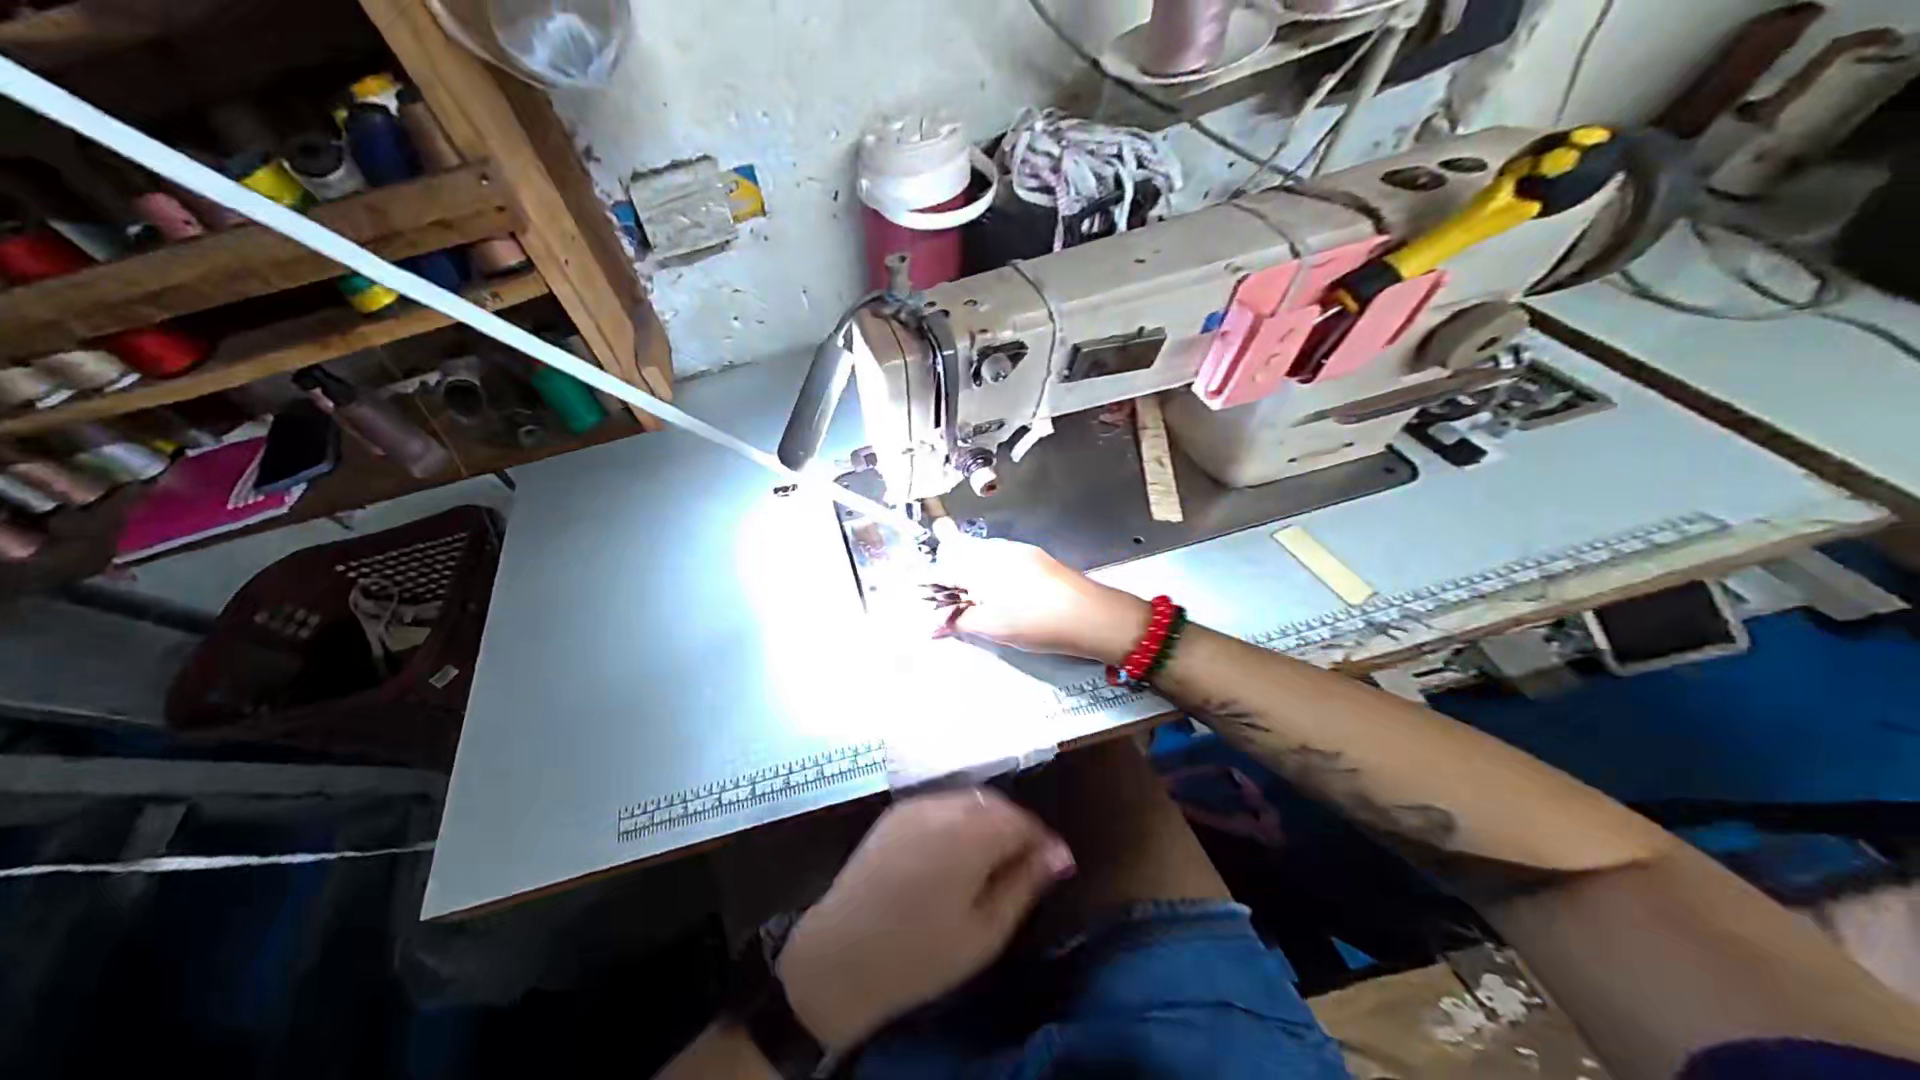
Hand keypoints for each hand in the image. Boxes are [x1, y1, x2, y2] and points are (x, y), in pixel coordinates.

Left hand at [776, 788, 1074, 1052]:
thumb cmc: (920, 954)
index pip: (1022, 821)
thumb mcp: (986, 930)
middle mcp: (943, 807)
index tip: (1053, 868)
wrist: (839, 957)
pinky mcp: (893, 814)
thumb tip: (1059, 854)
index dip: (1042, 843)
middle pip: (995, 804)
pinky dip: (958, 821)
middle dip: (1014, 828)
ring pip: (967, 801)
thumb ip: (1025, 883)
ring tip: (989, 864)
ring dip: (987, 823)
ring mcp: (914, 806)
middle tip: (1022, 868)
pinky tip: (955, 855)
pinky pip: (940, 806)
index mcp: (970, 833)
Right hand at [923, 519, 1148, 664]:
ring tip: (976, 607)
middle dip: (951, 582)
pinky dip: (992, 577)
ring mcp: (1020, 550)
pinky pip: (1002, 561)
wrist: (1094, 616)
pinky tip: (1001, 599)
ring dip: (972, 579)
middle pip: (961, 558)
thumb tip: (933, 625)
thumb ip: (958, 622)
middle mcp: (998, 548)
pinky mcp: (1037, 558)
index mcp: (981, 561)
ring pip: (982, 559)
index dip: (931, 588)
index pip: (942, 568)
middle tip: (951, 610)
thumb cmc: (1038, 622)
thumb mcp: (992, 627)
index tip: (926, 606)